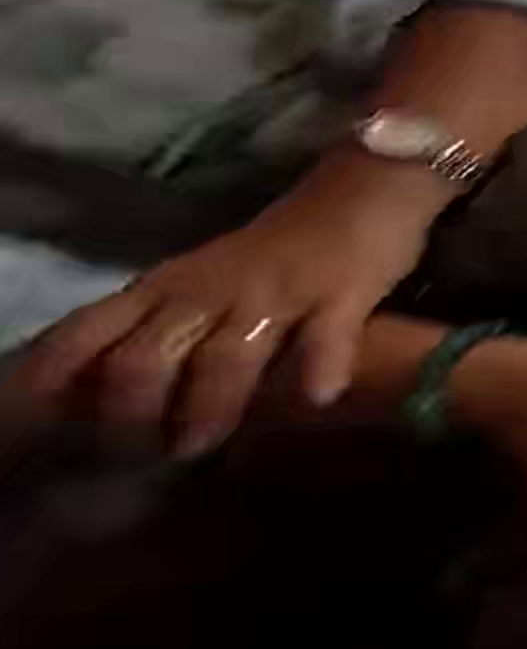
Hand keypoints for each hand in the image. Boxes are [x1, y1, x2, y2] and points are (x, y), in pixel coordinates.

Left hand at [8, 157, 440, 452]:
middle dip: (131, 415)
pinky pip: (326, 336)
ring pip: (225, 357)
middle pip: (144, 359)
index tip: (39, 438)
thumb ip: (178, 316)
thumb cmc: (292, 240)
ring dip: (210, 408)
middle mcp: (211, 291)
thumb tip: (127, 385)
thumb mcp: (215, 274)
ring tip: (202, 446)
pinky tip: (320, 397)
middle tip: (142, 455)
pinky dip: (321, 368)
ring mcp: (280, 293)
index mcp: (170, 286)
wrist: (365, 193)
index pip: (80, 340)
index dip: (45, 390)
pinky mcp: (344, 292)